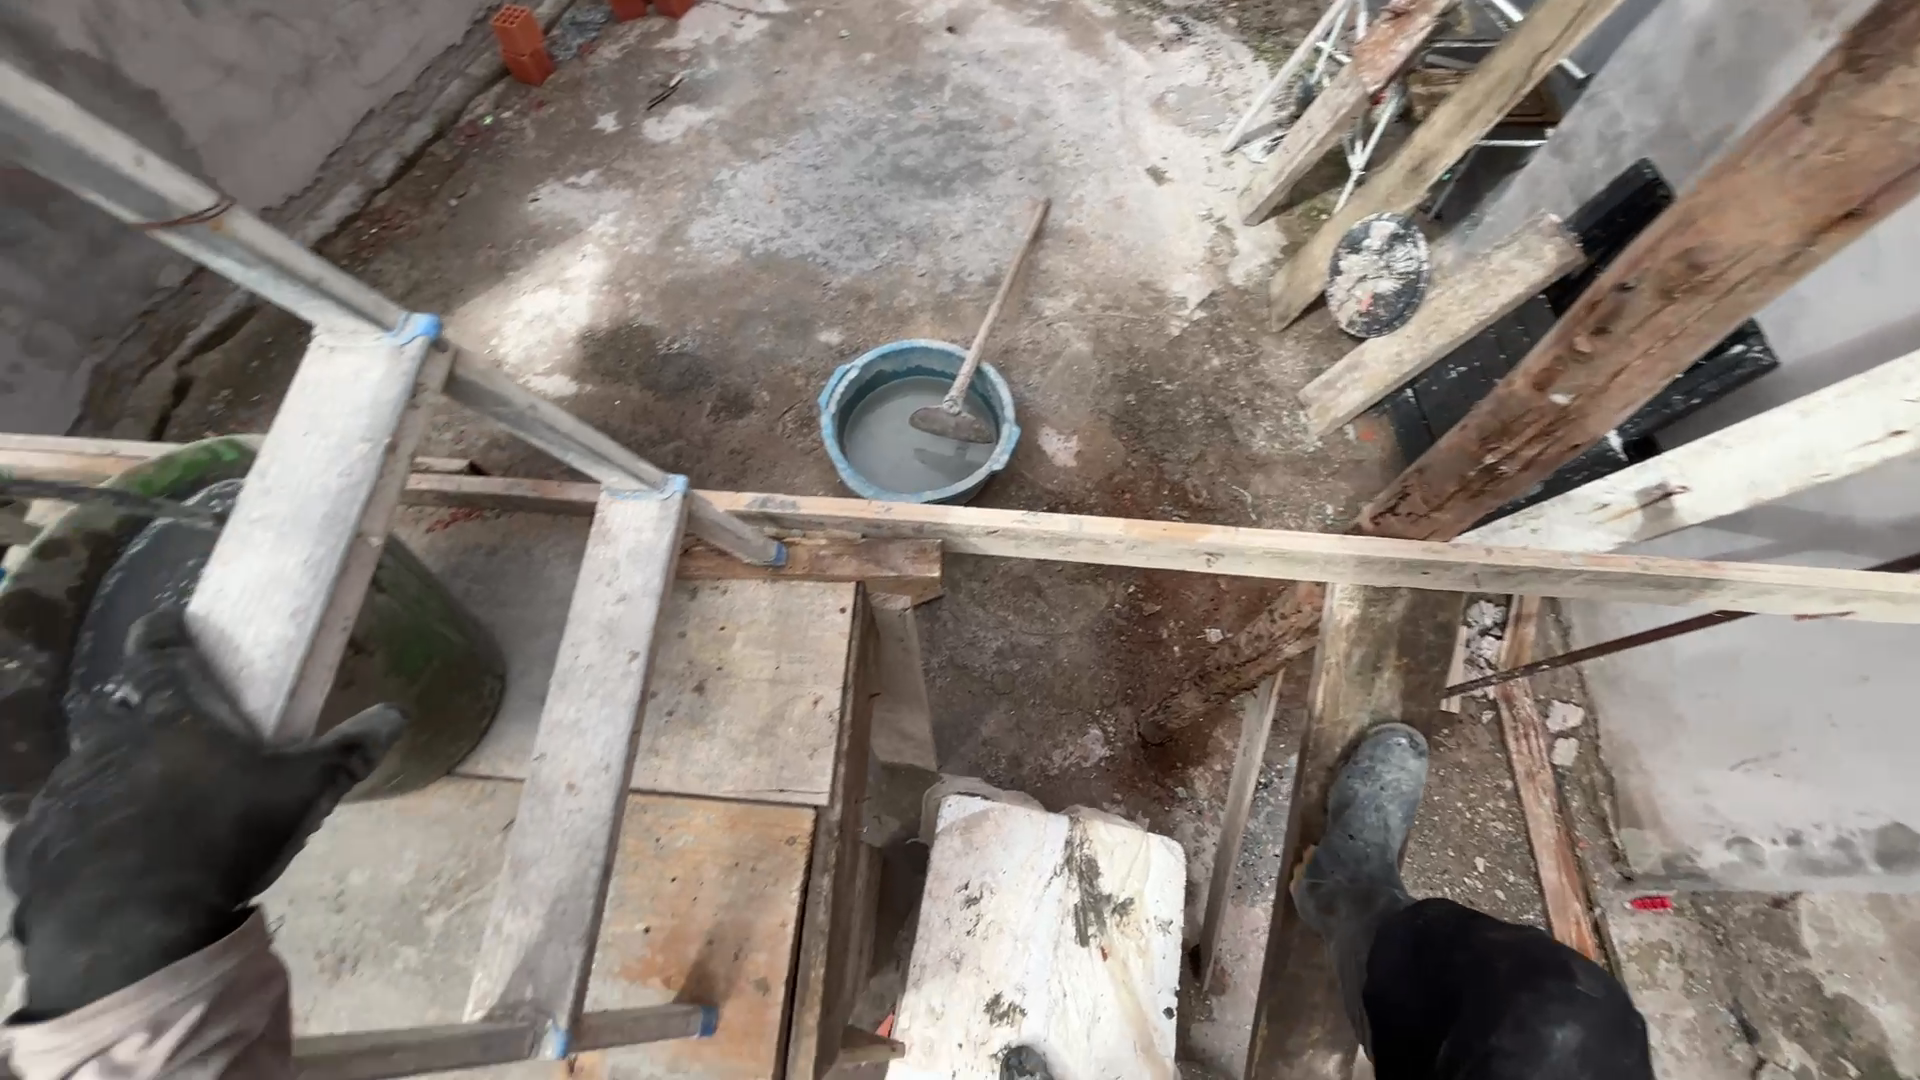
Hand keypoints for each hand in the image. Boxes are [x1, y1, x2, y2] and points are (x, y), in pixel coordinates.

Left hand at [4, 609, 407, 1019]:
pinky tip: (115, 844)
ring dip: (114, 768)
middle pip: (115, 712)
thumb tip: (397, 712)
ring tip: (149, 792)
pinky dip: (88, 819)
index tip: (164, 619)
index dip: (163, 633)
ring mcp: (63, 799)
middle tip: (168, 721)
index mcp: (173, 723)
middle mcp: (107, 748)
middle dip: (136, 708)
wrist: (132, 929)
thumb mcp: (311, 791)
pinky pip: (61, 819)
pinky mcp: (33, 847)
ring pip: (87, 766)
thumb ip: (354, 748)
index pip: (161, 659)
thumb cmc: (228, 838)